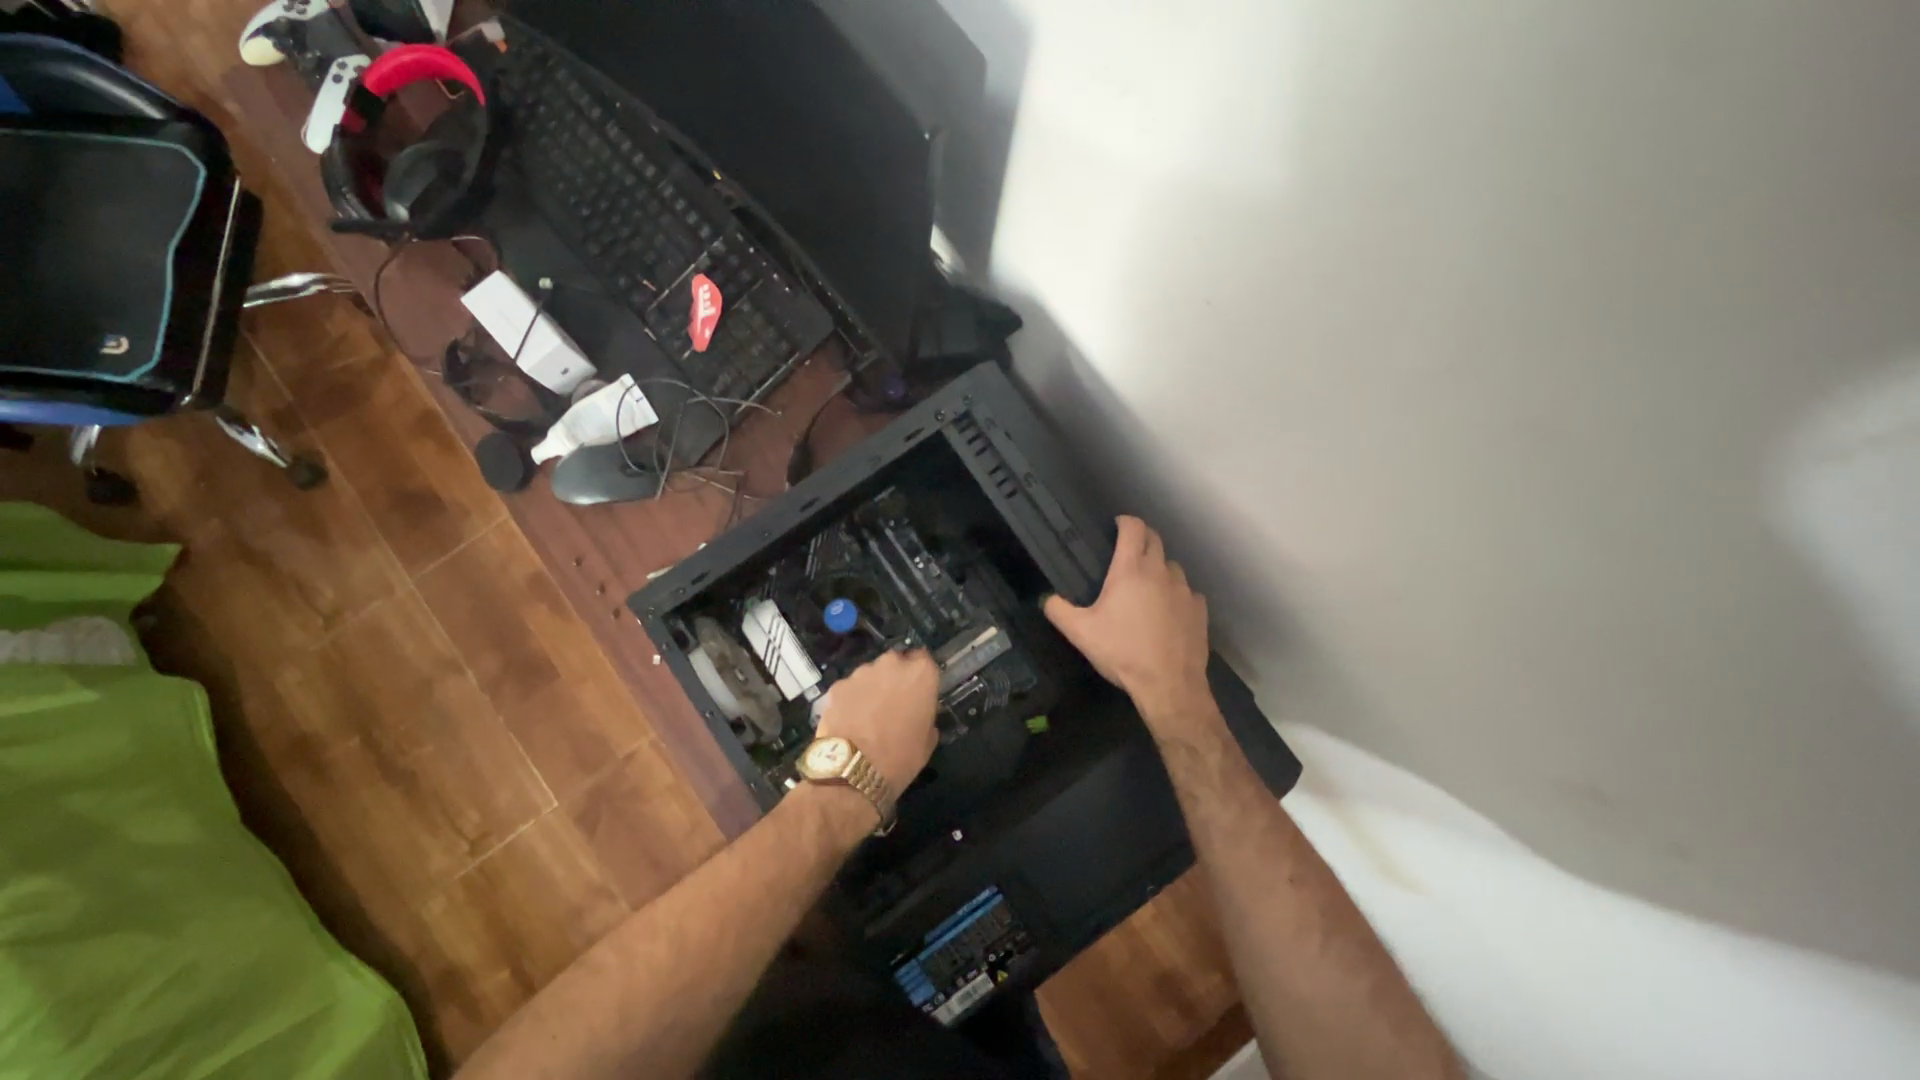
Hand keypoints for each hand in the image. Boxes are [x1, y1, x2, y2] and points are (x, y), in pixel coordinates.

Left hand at [814, 649, 939, 798]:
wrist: (852, 770)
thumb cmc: (900, 757)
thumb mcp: (928, 740)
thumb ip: (925, 715)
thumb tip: (917, 713)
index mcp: (920, 674)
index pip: (924, 660)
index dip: (919, 676)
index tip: (918, 691)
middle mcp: (891, 665)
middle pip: (895, 662)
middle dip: (894, 678)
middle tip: (893, 703)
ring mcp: (861, 673)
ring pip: (870, 674)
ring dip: (872, 688)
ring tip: (868, 715)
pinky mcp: (837, 686)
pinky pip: (849, 688)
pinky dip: (850, 699)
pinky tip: (849, 720)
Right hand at [1045, 516, 1211, 722]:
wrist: (1168, 684)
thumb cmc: (1122, 652)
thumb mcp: (1080, 633)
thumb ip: (1059, 611)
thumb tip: (1046, 598)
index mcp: (1130, 570)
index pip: (1133, 528)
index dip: (1125, 521)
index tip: (1117, 525)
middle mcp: (1160, 572)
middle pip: (1156, 540)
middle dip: (1142, 539)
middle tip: (1128, 550)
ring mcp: (1184, 590)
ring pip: (1172, 567)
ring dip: (1160, 569)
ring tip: (1148, 586)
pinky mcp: (1199, 610)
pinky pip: (1188, 592)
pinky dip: (1177, 594)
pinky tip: (1169, 611)